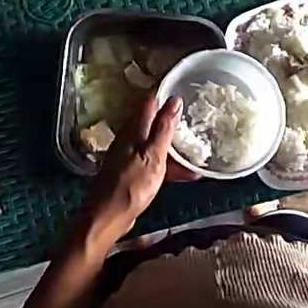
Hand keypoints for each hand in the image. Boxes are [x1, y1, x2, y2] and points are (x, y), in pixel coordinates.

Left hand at [81, 94, 189, 247]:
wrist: (109, 216)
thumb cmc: (132, 184)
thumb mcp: (155, 154)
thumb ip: (164, 127)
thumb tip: (174, 99)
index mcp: (135, 129)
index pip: (150, 101)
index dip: (166, 94)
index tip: (186, 90)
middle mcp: (130, 138)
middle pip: (153, 121)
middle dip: (173, 118)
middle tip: (196, 117)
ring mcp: (130, 155)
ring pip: (155, 141)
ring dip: (174, 143)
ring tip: (197, 146)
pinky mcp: (133, 171)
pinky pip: (155, 160)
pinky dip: (170, 162)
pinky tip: (188, 172)